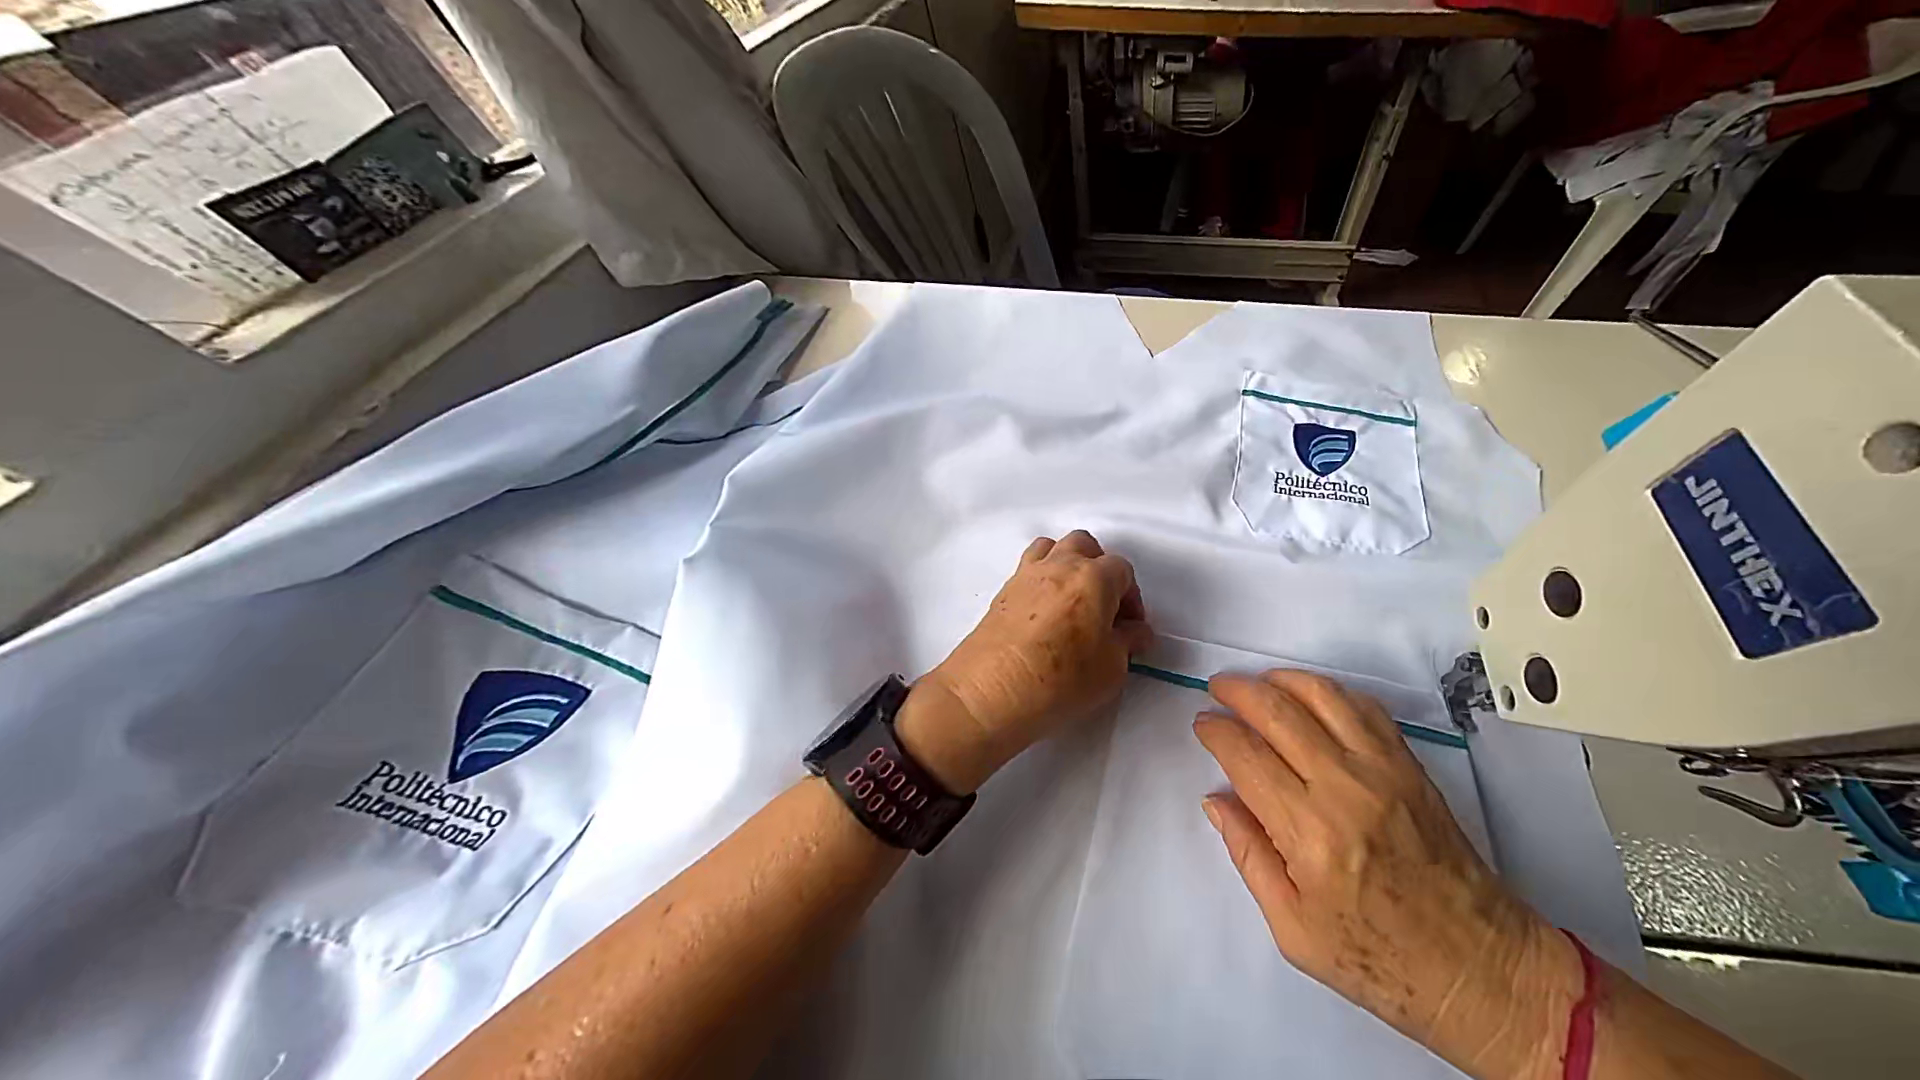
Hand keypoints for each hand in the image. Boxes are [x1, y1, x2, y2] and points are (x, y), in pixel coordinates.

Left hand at [899, 530, 1152, 793]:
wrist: (990, 692)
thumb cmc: (1059, 680)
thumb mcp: (1111, 669)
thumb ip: (1127, 642)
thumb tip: (1134, 632)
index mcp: (1093, 578)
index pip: (1122, 570)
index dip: (1131, 597)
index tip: (1129, 627)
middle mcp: (1058, 566)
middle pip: (1084, 546)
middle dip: (1099, 569)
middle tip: (1103, 607)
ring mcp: (1026, 576)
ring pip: (1051, 549)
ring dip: (1066, 565)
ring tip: (1072, 603)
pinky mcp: (1002, 592)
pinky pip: (1028, 570)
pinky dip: (1041, 580)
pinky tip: (1045, 614)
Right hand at [1194, 670, 1580, 1079]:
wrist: (1482, 970)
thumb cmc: (1379, 960)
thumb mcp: (1292, 928)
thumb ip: (1248, 855)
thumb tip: (1216, 800)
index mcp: (1308, 833)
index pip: (1245, 755)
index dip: (1215, 731)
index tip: (1203, 725)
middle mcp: (1345, 790)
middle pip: (1277, 712)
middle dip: (1237, 691)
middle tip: (1217, 690)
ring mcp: (1383, 772)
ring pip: (1322, 696)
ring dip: (1280, 680)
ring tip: (1257, 683)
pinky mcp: (1411, 768)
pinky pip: (1365, 709)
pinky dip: (1330, 691)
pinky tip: (1309, 697)